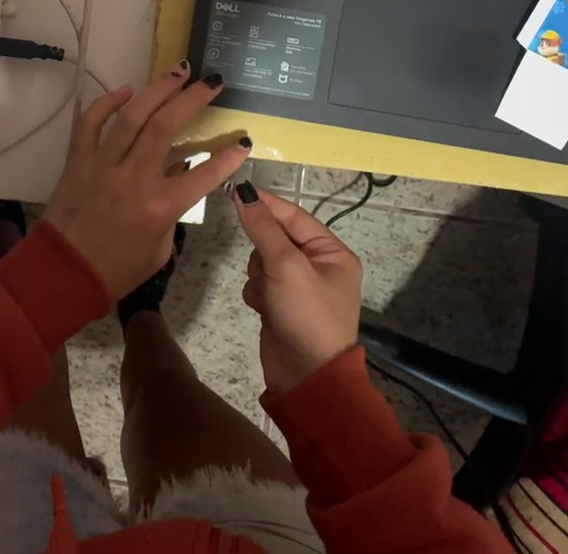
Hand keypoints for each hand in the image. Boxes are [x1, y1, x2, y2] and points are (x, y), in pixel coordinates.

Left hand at [41, 64, 250, 297]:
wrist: (63, 274)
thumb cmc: (117, 270)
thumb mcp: (159, 249)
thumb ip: (174, 211)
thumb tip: (179, 172)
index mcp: (159, 207)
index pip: (203, 175)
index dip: (227, 158)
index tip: (243, 140)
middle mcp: (133, 179)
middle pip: (166, 127)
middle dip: (192, 99)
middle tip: (211, 81)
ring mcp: (102, 166)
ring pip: (132, 117)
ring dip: (157, 89)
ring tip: (178, 70)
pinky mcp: (77, 161)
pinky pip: (90, 123)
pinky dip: (106, 103)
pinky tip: (126, 90)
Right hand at [232, 185, 363, 392]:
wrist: (306, 377)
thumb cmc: (306, 314)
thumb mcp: (285, 265)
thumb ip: (262, 227)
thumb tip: (243, 192)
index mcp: (332, 253)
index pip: (294, 215)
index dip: (266, 203)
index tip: (235, 191)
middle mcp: (318, 266)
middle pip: (275, 237)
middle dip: (264, 252)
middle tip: (267, 268)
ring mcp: (298, 286)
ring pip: (262, 260)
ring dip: (259, 275)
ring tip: (270, 296)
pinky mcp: (281, 304)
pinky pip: (259, 283)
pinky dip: (257, 293)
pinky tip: (265, 309)